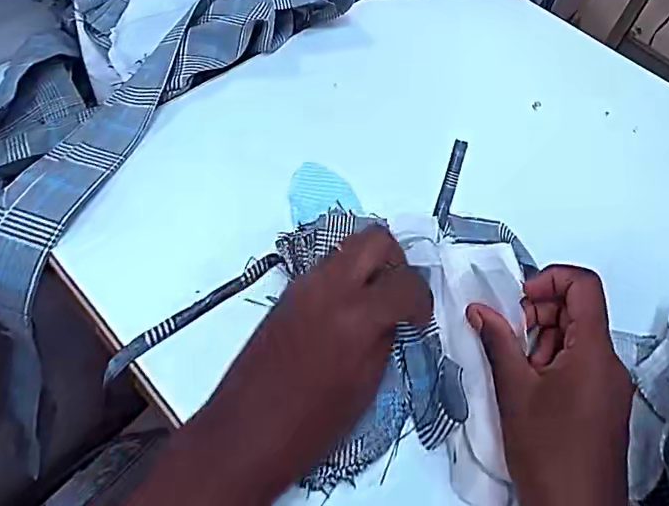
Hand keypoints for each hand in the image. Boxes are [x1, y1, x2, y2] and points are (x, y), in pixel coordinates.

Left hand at [128, 225, 432, 505]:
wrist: (246, 429)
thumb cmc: (308, 425)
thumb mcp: (364, 387)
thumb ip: (384, 339)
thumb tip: (393, 317)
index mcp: (356, 316)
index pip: (406, 281)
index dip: (422, 297)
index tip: (419, 316)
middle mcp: (330, 286)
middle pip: (376, 238)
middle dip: (395, 260)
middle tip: (398, 293)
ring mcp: (306, 282)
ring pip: (349, 244)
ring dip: (368, 263)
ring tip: (373, 301)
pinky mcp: (290, 288)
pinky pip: (328, 264)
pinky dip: (344, 275)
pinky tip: (346, 310)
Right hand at [469, 265, 630, 505]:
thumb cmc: (554, 462)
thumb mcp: (514, 390)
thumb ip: (497, 340)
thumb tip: (482, 312)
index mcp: (594, 353)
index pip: (584, 285)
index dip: (551, 278)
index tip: (524, 296)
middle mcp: (609, 365)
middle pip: (578, 308)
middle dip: (540, 310)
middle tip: (511, 330)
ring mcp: (608, 386)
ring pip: (576, 335)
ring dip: (542, 337)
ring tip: (517, 363)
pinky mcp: (602, 403)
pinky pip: (579, 361)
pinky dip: (551, 359)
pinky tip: (528, 381)